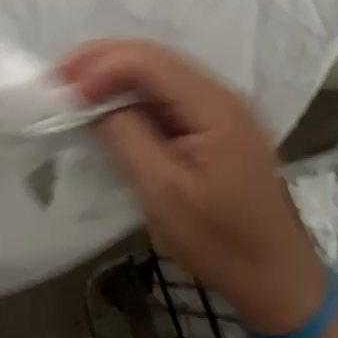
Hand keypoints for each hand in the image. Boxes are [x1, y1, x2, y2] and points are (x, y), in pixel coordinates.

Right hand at [61, 40, 326, 334]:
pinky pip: (164, 95)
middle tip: (58, 79)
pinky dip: (129, 95)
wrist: (278, 281)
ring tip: (73, 89)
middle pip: (151, 56)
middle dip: (101, 61)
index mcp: (214, 106)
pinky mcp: (212, 127)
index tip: (64, 93)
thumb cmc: (221, 242)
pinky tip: (105, 108)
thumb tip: (93, 104)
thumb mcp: (164, 194)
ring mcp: (218, 109)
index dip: (100, 67)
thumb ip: (126, 137)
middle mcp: (219, 95)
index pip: (147, 61)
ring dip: (112, 75)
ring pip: (156, 71)